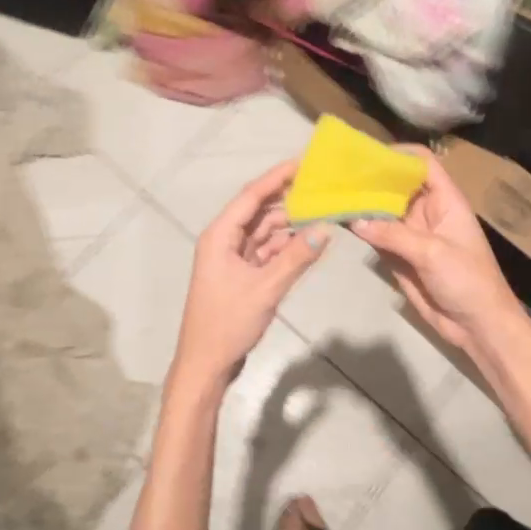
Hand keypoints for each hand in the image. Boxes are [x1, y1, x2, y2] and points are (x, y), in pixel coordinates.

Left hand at [172, 161, 328, 385]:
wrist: (206, 366)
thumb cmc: (227, 324)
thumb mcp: (265, 289)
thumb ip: (296, 258)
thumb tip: (325, 228)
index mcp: (219, 236)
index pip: (251, 196)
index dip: (277, 177)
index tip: (303, 162)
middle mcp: (224, 241)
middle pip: (259, 211)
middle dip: (288, 200)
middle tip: (321, 187)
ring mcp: (232, 259)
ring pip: (264, 232)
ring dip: (290, 225)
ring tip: (322, 211)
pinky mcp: (241, 276)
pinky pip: (266, 251)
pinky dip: (286, 247)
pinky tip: (309, 241)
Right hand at [353, 147, 523, 359]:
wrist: (478, 326)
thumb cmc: (467, 280)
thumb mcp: (432, 253)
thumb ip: (394, 235)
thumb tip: (355, 220)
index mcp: (445, 200)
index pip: (423, 164)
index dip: (399, 155)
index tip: (368, 155)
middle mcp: (426, 211)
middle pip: (397, 184)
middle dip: (372, 178)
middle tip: (339, 172)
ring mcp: (412, 234)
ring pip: (384, 210)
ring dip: (362, 202)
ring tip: (332, 191)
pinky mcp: (400, 256)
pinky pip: (378, 236)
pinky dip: (361, 228)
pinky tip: (338, 219)